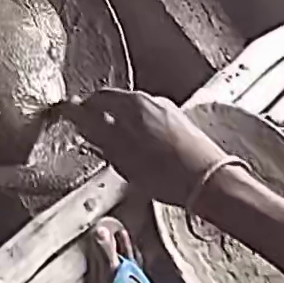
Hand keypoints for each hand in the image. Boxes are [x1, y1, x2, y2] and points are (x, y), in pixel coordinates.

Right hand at [60, 89, 228, 205]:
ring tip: (119, 154)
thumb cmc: (166, 172)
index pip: (96, 98)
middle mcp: (151, 100)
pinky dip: (139, 134)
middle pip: (116, 104)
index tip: (72, 121)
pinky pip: (150, 123)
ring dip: (121, 128)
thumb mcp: (118, 153)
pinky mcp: (181, 125)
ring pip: (133, 115)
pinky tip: (142, 156)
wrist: (211, 184)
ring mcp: (169, 111)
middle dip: (102, 120)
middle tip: (94, 142)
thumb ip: (93, 130)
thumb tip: (74, 113)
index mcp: (132, 103)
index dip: (80, 111)